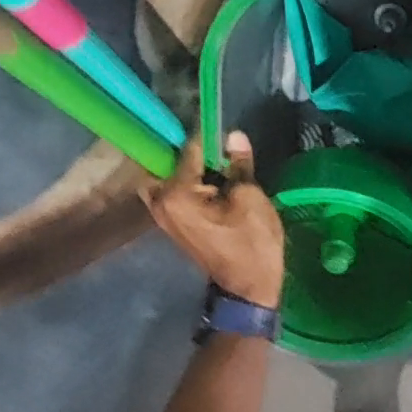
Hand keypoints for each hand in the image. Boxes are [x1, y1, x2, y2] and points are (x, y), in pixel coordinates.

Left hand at [141, 132, 285, 307]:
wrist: (248, 288)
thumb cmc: (252, 244)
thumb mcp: (250, 199)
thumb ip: (239, 165)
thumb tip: (234, 135)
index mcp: (175, 194)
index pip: (188, 150)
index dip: (207, 136)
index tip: (219, 123)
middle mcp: (159, 202)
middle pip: (171, 161)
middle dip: (192, 151)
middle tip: (218, 144)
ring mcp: (162, 215)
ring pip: (172, 176)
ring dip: (191, 167)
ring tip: (219, 161)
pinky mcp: (173, 223)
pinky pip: (176, 191)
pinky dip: (191, 182)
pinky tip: (214, 179)